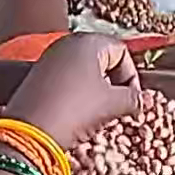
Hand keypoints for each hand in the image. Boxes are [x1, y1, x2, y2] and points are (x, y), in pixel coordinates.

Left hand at [4, 33, 141, 147]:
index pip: (121, 53)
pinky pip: (66, 83)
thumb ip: (132, 99)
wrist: (31, 133)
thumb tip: (143, 101)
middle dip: (114, 85)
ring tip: (96, 116)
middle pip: (102, 61)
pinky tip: (76, 117)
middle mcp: (67, 44)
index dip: (131, 78)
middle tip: (117, 109)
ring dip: (96, 93)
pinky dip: (76, 97)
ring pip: (83, 73)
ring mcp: (49, 60)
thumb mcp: (111, 105)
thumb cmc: (74, 111)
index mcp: (88, 41)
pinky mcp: (37, 78)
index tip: (132, 101)